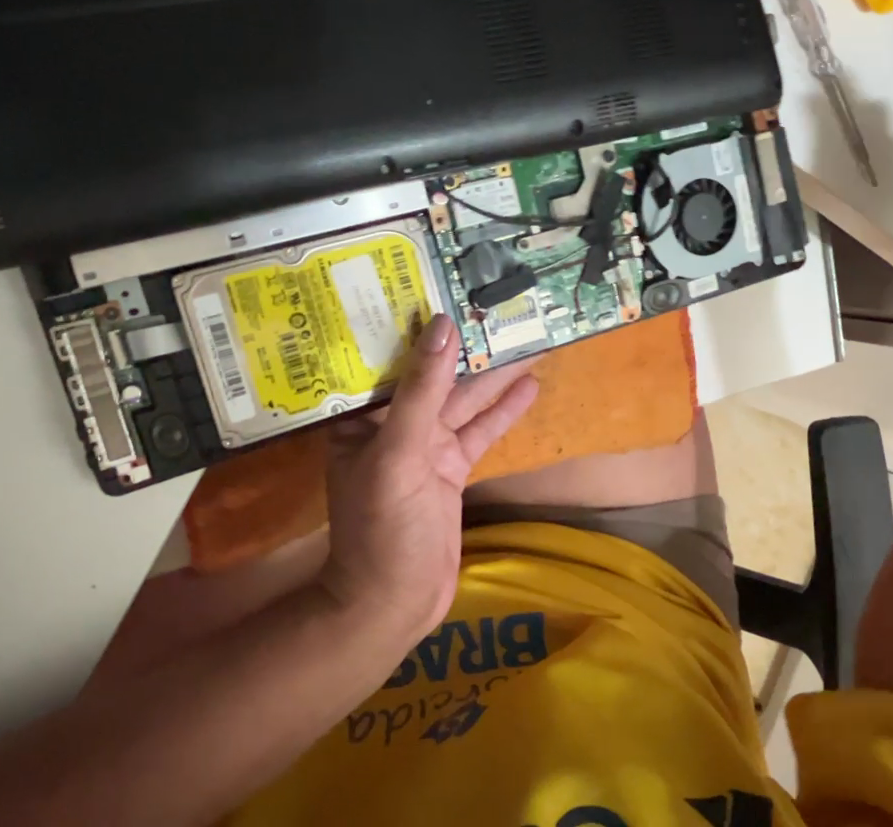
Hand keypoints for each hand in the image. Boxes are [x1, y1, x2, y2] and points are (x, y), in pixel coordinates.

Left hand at [318, 314, 539, 640]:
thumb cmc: (382, 527)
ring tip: (527, 340)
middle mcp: (392, 427)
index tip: (446, 289)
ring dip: (493, 376)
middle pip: (436, 377)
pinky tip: (529, 389)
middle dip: (466, 348)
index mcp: (363, 418)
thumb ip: (422, 392)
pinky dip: (503, 413)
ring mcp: (425, 449)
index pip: (392, 359)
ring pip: (464, 403)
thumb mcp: (398, 454)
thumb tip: (441, 327)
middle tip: (500, 310)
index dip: (419, 326)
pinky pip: (480, 433)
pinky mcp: (451, 471)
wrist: (394, 603)